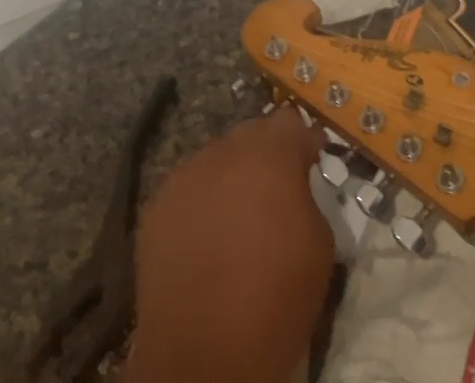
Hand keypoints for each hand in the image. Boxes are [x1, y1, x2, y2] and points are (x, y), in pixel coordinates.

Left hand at [123, 107, 333, 382]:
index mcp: (267, 157)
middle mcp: (219, 155)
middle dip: (267, 155)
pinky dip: (203, 202)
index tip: (312, 162)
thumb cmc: (277, 297)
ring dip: (232, 177)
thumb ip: (306, 196)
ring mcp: (180, 180)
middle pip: (249, 135)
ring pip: (214, 160)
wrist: (204, 353)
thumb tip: (293, 186)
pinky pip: (188, 190)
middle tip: (278, 191)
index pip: (290, 121)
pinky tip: (208, 236)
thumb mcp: (320, 241)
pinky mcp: (154, 211)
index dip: (304, 141)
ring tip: (239, 216)